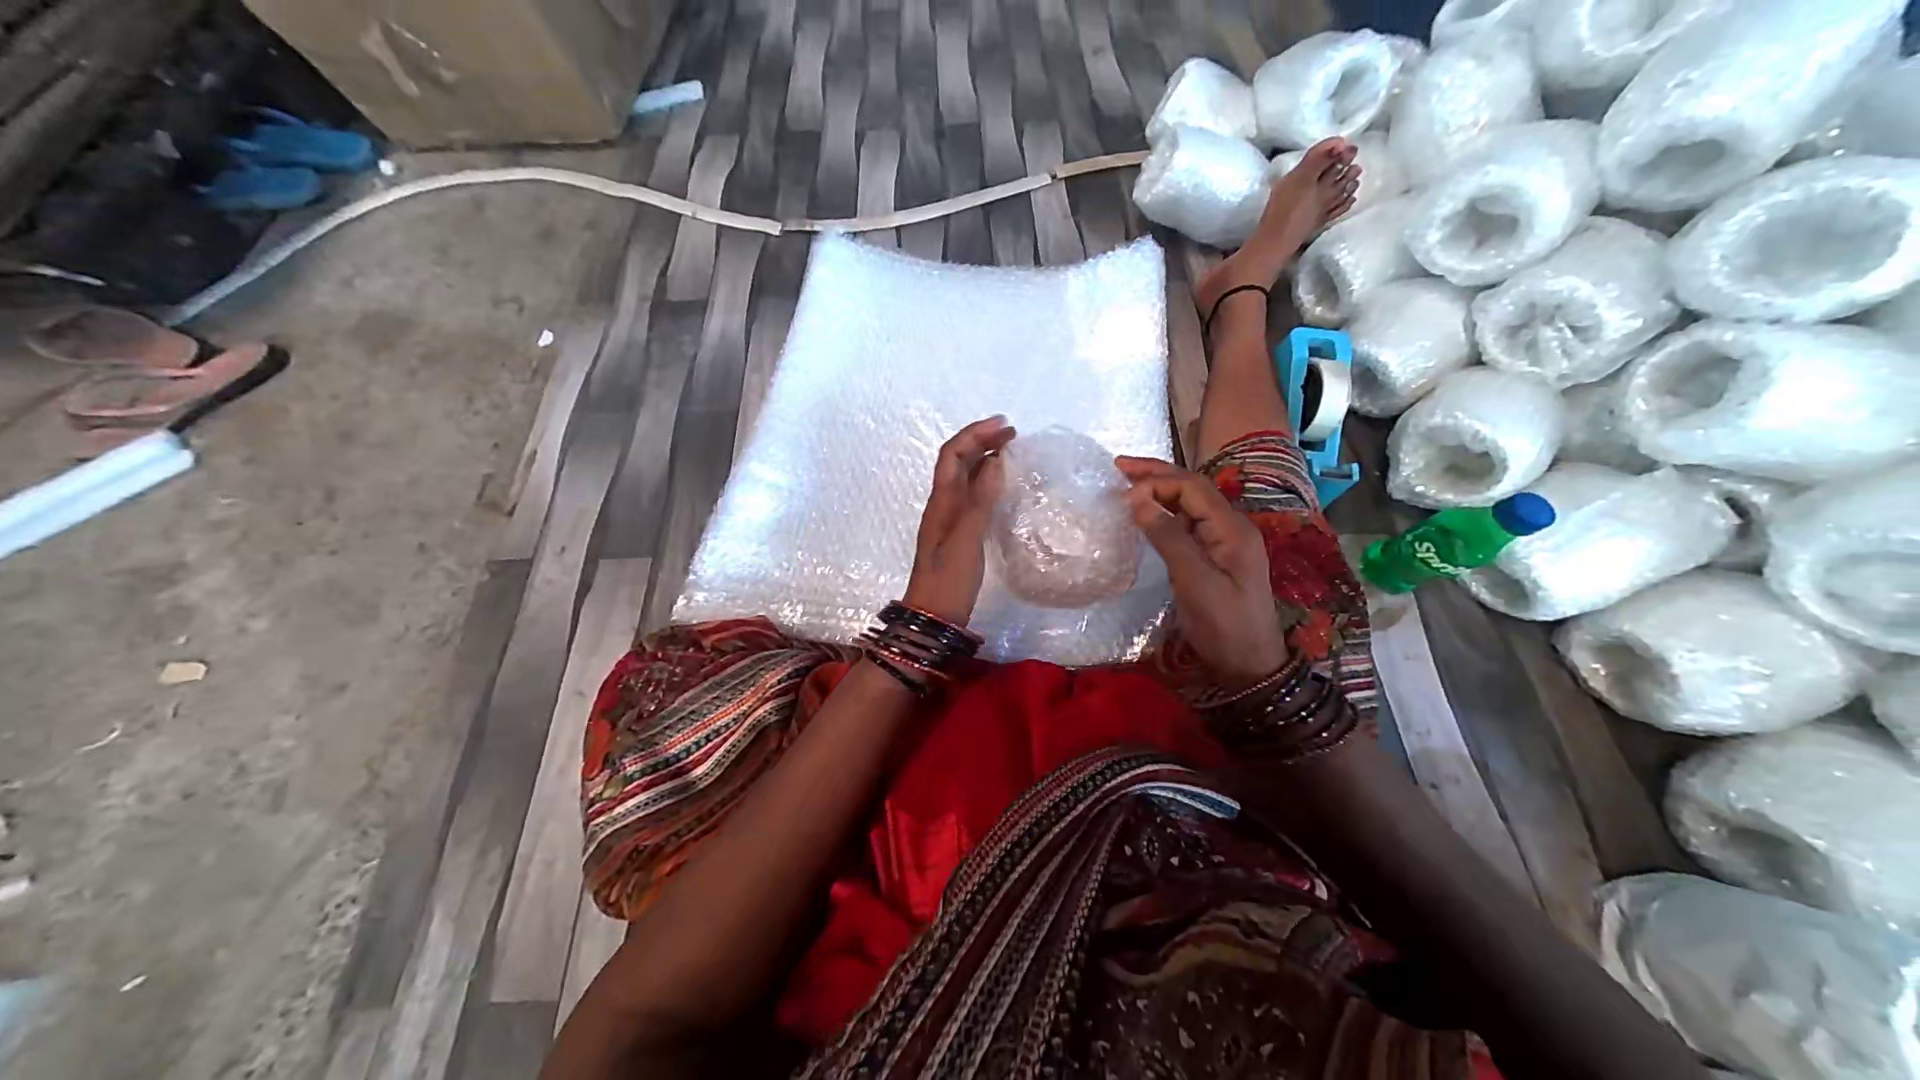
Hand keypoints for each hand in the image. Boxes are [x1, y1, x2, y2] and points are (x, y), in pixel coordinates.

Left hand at [903, 416, 1015, 624]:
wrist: (934, 617)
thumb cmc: (949, 579)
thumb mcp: (966, 539)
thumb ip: (980, 500)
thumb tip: (996, 461)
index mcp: (942, 501)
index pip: (952, 455)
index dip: (974, 434)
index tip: (1004, 426)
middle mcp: (943, 504)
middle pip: (957, 461)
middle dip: (981, 441)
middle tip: (1012, 434)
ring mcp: (950, 519)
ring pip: (964, 477)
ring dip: (984, 458)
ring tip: (1009, 451)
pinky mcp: (958, 533)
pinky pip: (972, 495)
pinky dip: (987, 481)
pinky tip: (1001, 486)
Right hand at [1116, 456, 1288, 688]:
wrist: (1251, 666)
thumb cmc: (1225, 627)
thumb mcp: (1196, 584)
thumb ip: (1169, 539)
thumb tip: (1138, 500)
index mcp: (1232, 529)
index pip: (1192, 487)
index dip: (1156, 482)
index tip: (1122, 492)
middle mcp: (1232, 527)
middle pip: (1193, 488)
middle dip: (1156, 474)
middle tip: (1118, 466)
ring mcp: (1226, 541)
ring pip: (1190, 503)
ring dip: (1160, 490)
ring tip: (1127, 484)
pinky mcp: (1217, 556)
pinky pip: (1190, 522)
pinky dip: (1166, 512)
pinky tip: (1147, 515)